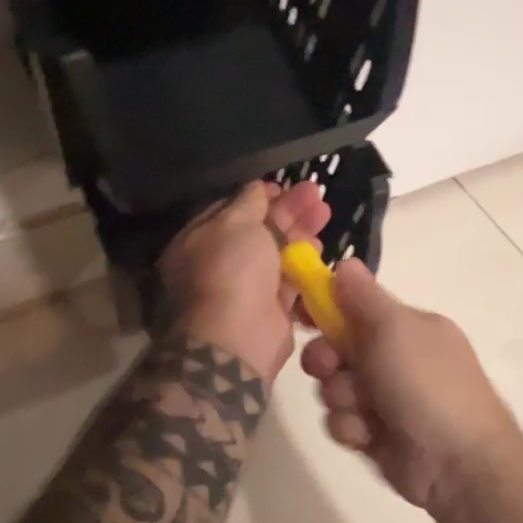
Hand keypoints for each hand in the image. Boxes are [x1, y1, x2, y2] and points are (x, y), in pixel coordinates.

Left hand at [159, 180, 329, 378]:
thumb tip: (258, 188)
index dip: (257, 197)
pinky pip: (289, 284)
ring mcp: (244, 291)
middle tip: (316, 193)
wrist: (238, 336)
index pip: (228, 212)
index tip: (283, 185)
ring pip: (276, 256)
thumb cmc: (230, 270)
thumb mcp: (236, 223)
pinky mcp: (269, 313)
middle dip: (287, 212)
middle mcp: (217, 266)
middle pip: (257, 232)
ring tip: (325, 214)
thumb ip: (249, 202)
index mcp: (197, 243)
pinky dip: (305, 267)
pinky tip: (322, 250)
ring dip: (301, 236)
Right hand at [300, 260, 522, 511]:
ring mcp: (387, 399)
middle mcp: (398, 359)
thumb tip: (344, 262)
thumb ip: (363, 297)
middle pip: (337, 349)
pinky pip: (342, 422)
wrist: (457, 463)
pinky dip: (351, 428)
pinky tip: (369, 437)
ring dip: (341, 399)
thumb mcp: (394, 328)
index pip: (357, 308)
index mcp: (409, 327)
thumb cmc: (427, 384)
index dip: (327, 309)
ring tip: (363, 411)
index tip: (301, 313)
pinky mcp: (376, 435)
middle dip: (326, 359)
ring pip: (334, 389)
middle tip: (327, 368)